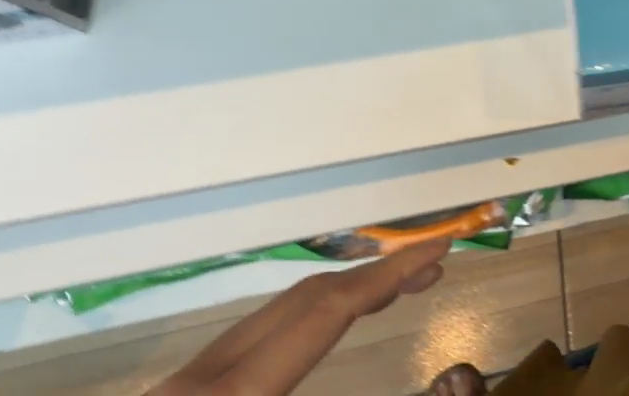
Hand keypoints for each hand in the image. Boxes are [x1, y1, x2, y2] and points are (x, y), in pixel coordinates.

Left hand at [148, 239, 448, 394]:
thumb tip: (445, 388)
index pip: (327, 309)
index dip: (393, 273)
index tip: (444, 247)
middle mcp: (204, 378)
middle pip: (305, 297)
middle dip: (377, 276)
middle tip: (436, 269)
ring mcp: (184, 386)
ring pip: (277, 313)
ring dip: (343, 295)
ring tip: (397, 294)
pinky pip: (255, 339)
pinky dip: (306, 322)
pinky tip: (328, 331)